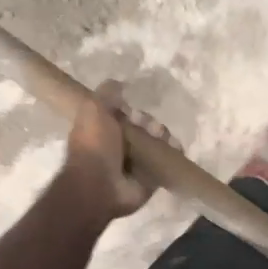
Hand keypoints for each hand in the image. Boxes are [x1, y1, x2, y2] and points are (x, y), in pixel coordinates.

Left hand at [61, 80, 176, 219]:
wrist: (99, 185)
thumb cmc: (94, 146)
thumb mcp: (93, 110)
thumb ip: (107, 94)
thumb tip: (121, 83)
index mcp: (103, 131)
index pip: (125, 115)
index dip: (132, 109)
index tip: (133, 111)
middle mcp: (120, 146)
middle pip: (144, 127)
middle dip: (149, 122)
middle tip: (148, 127)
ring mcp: (137, 163)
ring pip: (157, 142)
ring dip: (163, 135)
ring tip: (160, 138)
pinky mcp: (152, 178)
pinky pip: (168, 161)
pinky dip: (174, 152)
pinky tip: (175, 147)